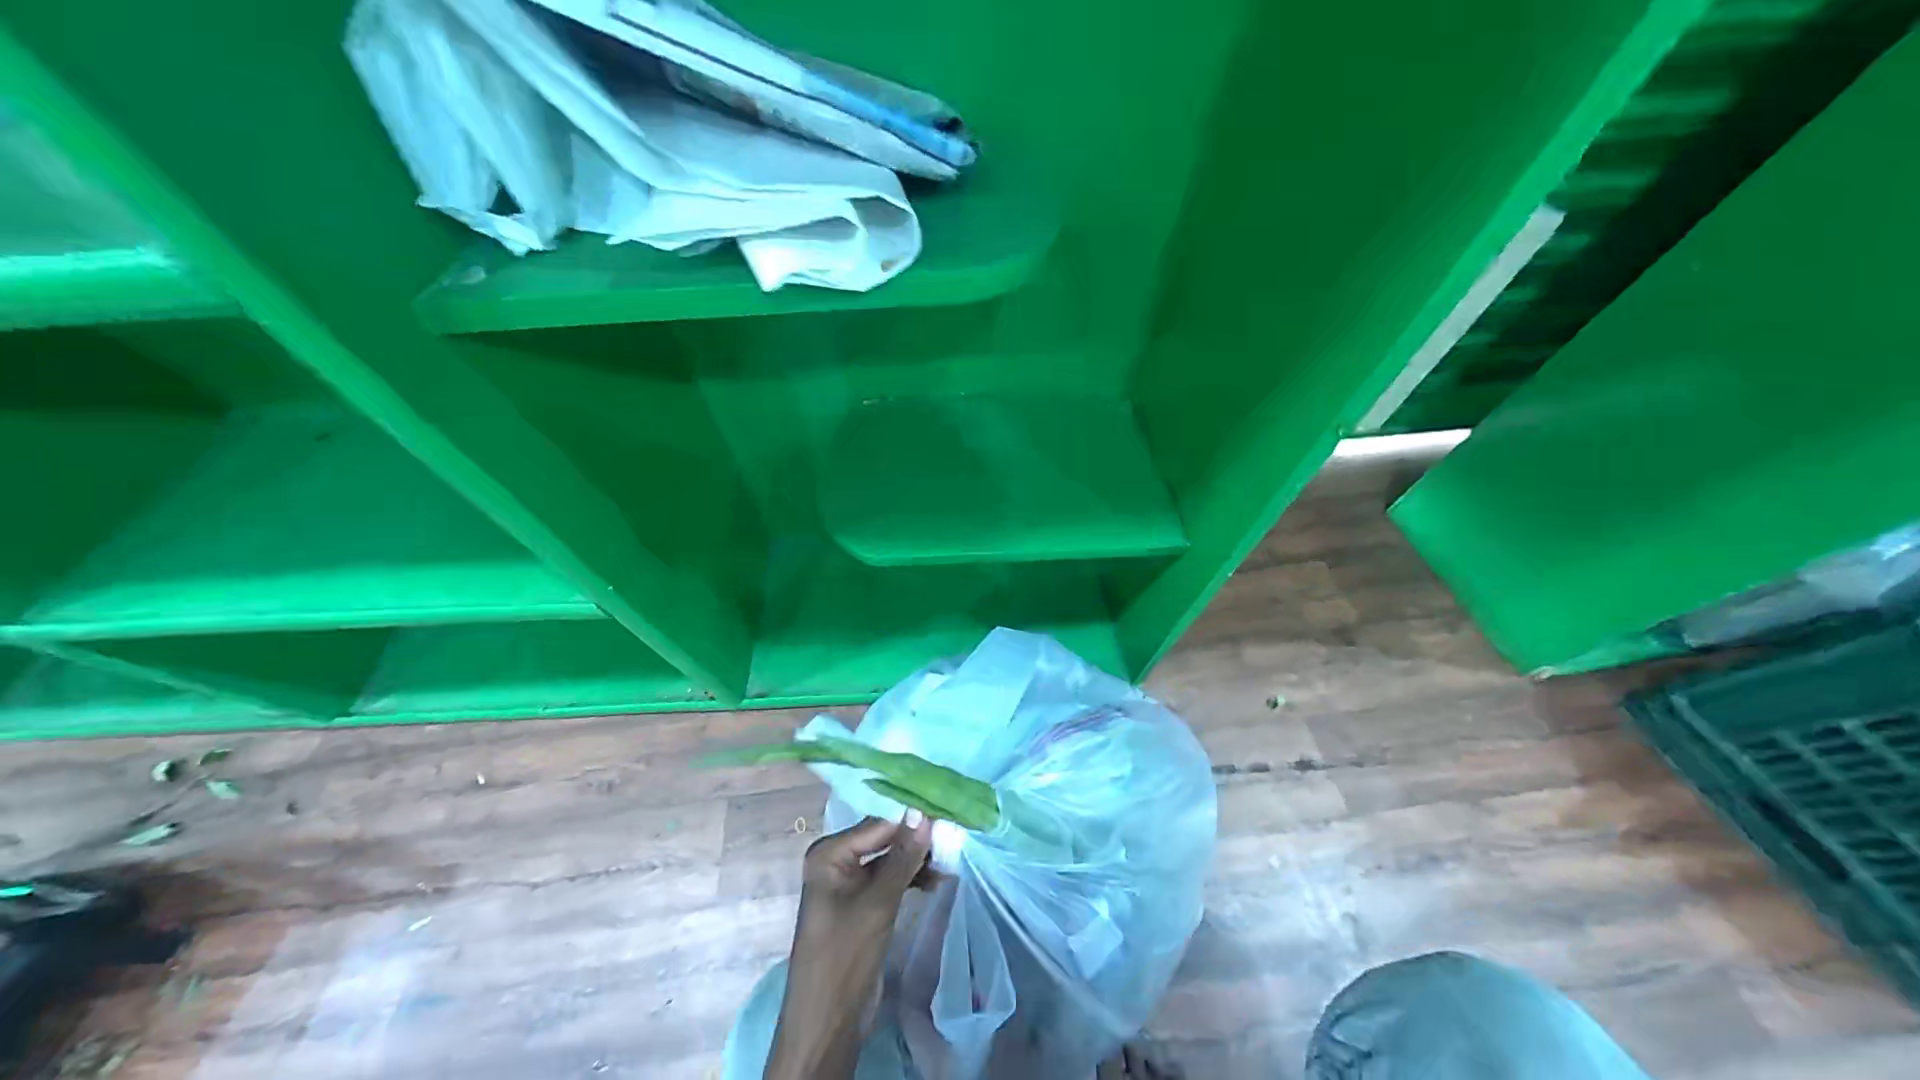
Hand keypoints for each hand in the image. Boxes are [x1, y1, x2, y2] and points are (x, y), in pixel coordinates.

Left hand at [766, 813, 932, 1079]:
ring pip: (892, 859)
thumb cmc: (844, 956)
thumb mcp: (877, 903)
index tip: (951, 814)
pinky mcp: (864, 903)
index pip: (879, 824)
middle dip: (919, 838)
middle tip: (957, 834)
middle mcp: (837, 860)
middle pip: (885, 838)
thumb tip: (924, 813)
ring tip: (953, 859)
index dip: (914, 819)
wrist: (828, 1022)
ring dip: (919, 859)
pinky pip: (892, 879)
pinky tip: (938, 879)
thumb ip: (902, 857)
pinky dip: (913, 878)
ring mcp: (850, 882)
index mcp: (829, 852)